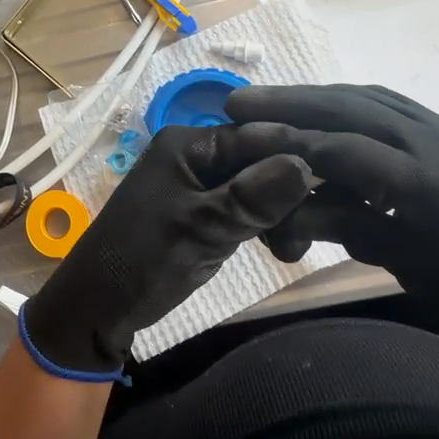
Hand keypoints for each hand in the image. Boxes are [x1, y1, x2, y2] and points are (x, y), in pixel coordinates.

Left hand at [19, 125, 311, 380]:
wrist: (99, 305)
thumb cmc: (142, 258)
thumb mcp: (200, 227)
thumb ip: (250, 196)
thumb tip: (304, 164)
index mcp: (189, 143)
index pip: (257, 133)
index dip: (297, 153)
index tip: (339, 182)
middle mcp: (198, 154)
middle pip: (262, 157)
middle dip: (291, 189)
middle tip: (308, 231)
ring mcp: (203, 184)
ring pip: (260, 185)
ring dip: (282, 212)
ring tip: (290, 248)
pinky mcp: (208, 213)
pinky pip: (249, 207)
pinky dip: (267, 224)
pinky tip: (281, 249)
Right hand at [225, 84, 438, 391]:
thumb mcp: (405, 264)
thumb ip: (344, 225)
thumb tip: (280, 208)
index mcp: (428, 186)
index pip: (341, 149)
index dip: (285, 139)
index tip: (239, 134)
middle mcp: (435, 142)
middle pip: (347, 106)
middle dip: (288, 101)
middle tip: (237, 101)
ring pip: (364, 96)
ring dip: (312, 94)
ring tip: (268, 100)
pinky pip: (386, 101)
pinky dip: (344, 99)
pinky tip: (319, 106)